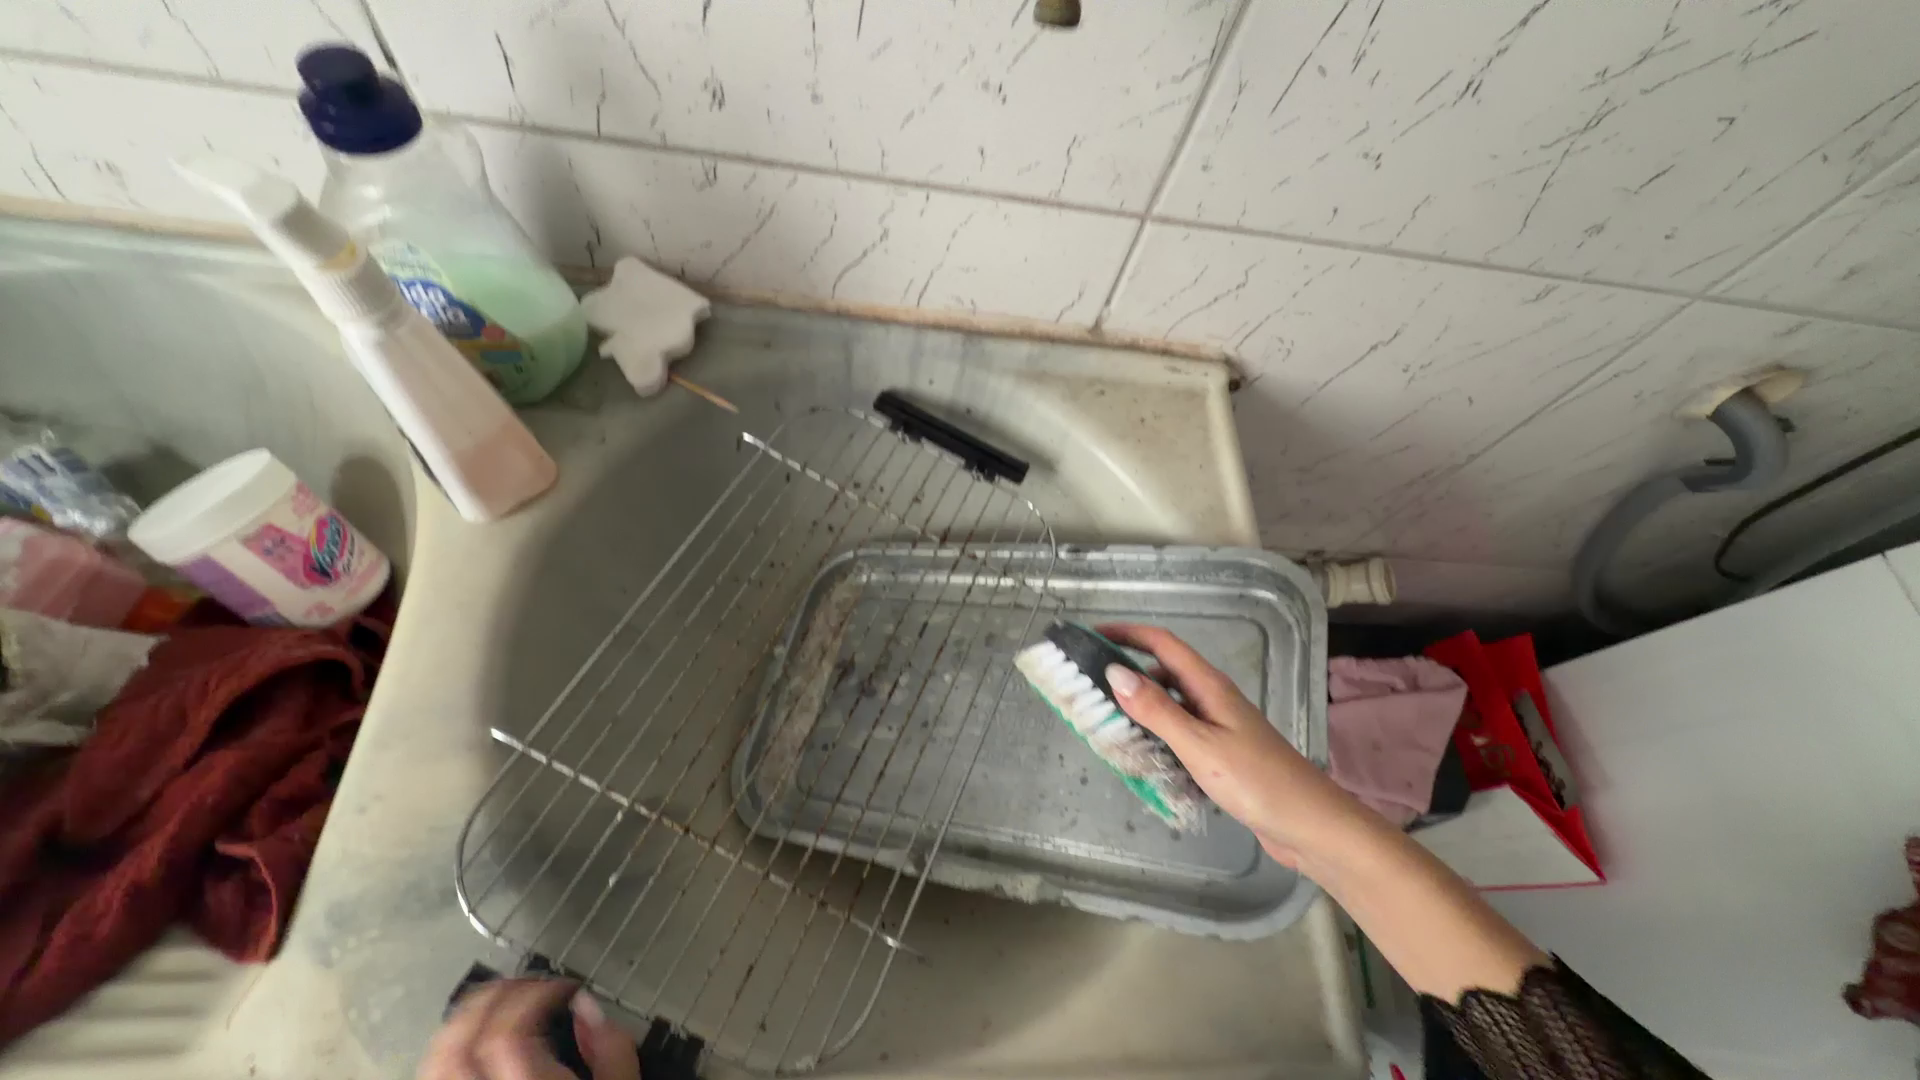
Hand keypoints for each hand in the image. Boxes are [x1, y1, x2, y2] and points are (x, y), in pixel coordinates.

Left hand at [419, 977, 640, 1079]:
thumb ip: (613, 1054)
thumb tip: (585, 1007)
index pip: (511, 1034)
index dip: (536, 994)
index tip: (565, 987)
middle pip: (460, 1045)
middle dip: (493, 999)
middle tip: (529, 985)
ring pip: (434, 1066)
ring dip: (462, 1023)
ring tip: (497, 1005)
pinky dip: (446, 1055)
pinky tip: (471, 1046)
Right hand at [1096, 623, 1370, 868]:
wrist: (1309, 825)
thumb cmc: (1256, 781)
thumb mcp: (1199, 744)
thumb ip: (1157, 710)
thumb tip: (1115, 672)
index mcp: (1209, 686)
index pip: (1162, 644)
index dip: (1127, 633)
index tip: (1091, 634)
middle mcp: (1212, 698)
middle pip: (1163, 670)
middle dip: (1126, 670)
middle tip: (1087, 683)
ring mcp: (1218, 724)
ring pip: (1170, 702)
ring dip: (1138, 704)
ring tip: (1103, 718)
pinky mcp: (1220, 751)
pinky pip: (1178, 730)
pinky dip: (1154, 733)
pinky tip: (1139, 751)